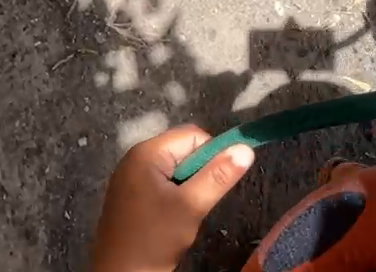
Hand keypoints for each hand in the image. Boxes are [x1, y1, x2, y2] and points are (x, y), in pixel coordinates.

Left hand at [91, 127, 253, 271]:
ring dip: (186, 188)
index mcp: (147, 151)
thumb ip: (218, 176)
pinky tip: (170, 221)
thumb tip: (246, 148)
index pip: (192, 136)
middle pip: (182, 150)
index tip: (215, 186)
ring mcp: (130, 176)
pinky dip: (173, 197)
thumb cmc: (154, 240)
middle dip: (197, 174)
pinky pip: (160, 183)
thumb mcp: (191, 207)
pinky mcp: (128, 195)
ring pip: (174, 169)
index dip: (212, 156)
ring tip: (184, 215)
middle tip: (197, 204)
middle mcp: (136, 156)